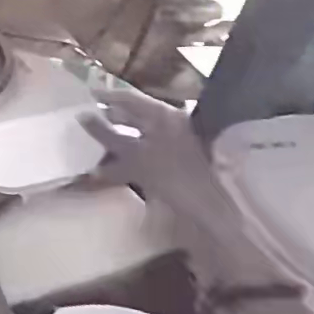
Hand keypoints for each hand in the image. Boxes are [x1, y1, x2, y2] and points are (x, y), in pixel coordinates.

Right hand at [83, 87, 277, 283]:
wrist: (231, 216)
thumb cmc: (183, 175)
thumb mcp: (140, 156)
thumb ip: (109, 136)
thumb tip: (82, 117)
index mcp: (165, 116)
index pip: (129, 98)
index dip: (105, 96)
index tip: (83, 98)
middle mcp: (172, 128)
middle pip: (135, 119)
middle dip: (110, 121)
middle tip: (82, 125)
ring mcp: (176, 151)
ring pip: (138, 141)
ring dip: (115, 146)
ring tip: (90, 151)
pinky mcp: (178, 174)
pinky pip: (144, 162)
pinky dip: (125, 166)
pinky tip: (108, 175)